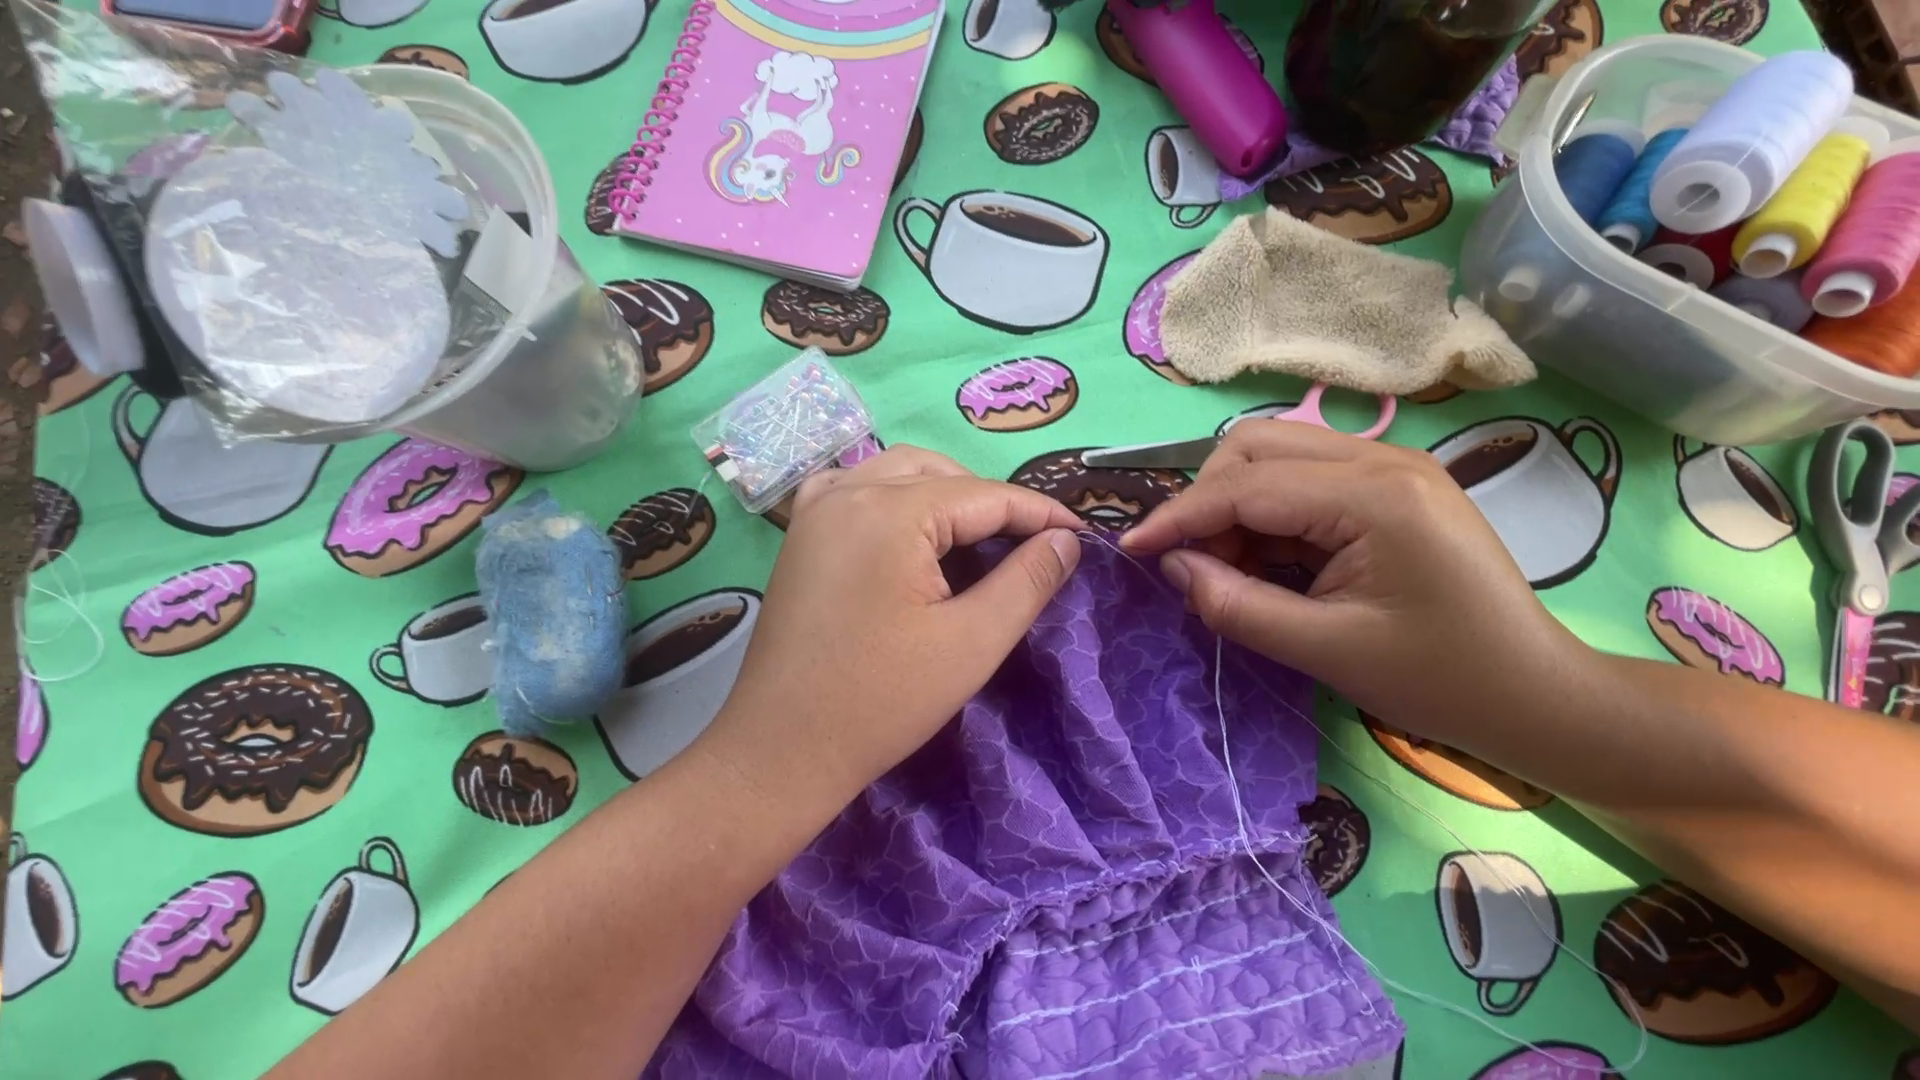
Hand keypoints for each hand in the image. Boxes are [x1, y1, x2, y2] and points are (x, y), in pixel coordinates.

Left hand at [701, 446, 1083, 807]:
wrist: (782, 748)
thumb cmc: (882, 701)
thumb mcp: (973, 642)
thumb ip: (1028, 581)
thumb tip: (1065, 539)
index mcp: (888, 512)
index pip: (984, 494)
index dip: (1040, 513)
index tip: (1081, 534)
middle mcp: (846, 491)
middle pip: (940, 473)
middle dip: (992, 503)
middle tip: (1030, 547)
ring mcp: (815, 510)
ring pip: (899, 473)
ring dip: (946, 494)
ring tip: (980, 542)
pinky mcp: (801, 535)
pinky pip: (860, 490)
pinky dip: (898, 499)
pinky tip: (914, 536)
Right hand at [1121, 421, 1589, 740]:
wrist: (1536, 694)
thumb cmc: (1440, 679)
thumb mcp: (1326, 651)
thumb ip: (1237, 605)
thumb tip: (1171, 567)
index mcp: (1375, 495)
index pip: (1247, 485)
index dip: (1180, 516)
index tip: (1130, 549)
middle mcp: (1382, 458)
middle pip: (1257, 446)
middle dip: (1208, 501)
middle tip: (1196, 566)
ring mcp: (1391, 465)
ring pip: (1276, 456)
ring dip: (1236, 507)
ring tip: (1234, 571)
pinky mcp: (1391, 486)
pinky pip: (1304, 480)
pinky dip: (1268, 516)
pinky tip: (1271, 563)